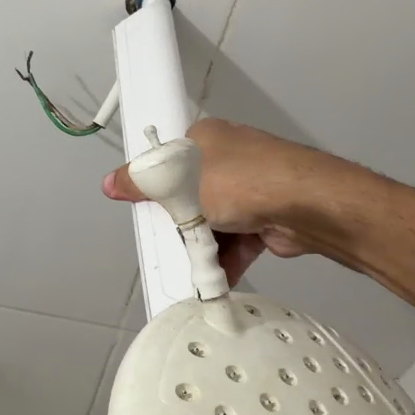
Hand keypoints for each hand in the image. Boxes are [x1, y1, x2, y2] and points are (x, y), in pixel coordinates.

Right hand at [102, 118, 328, 284]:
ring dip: (203, 246)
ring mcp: (252, 188)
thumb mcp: (177, 181)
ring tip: (192, 265)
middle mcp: (230, 158)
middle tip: (167, 242)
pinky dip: (226, 258)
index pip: (170, 159)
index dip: (157, 185)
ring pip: (214, 221)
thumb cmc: (238, 182)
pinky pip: (237, 240)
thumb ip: (141, 184)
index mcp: (206, 137)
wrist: (305, 206)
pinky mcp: (268, 216)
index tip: (148, 210)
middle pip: (190, 194)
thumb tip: (109, 183)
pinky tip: (215, 277)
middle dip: (181, 222)